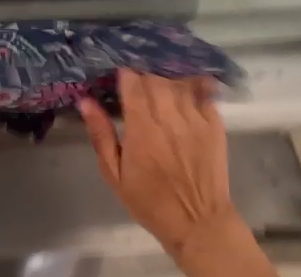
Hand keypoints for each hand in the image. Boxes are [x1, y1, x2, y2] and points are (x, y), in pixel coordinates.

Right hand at [77, 72, 238, 257]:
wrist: (200, 225)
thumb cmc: (151, 201)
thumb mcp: (115, 175)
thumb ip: (101, 135)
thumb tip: (86, 101)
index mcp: (142, 130)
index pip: (133, 84)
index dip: (125, 75)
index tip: (120, 77)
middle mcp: (169, 120)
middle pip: (155, 78)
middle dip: (144, 75)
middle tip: (138, 83)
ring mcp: (195, 121)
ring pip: (178, 82)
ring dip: (165, 79)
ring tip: (159, 86)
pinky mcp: (215, 126)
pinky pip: (203, 93)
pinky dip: (193, 85)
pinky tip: (184, 88)